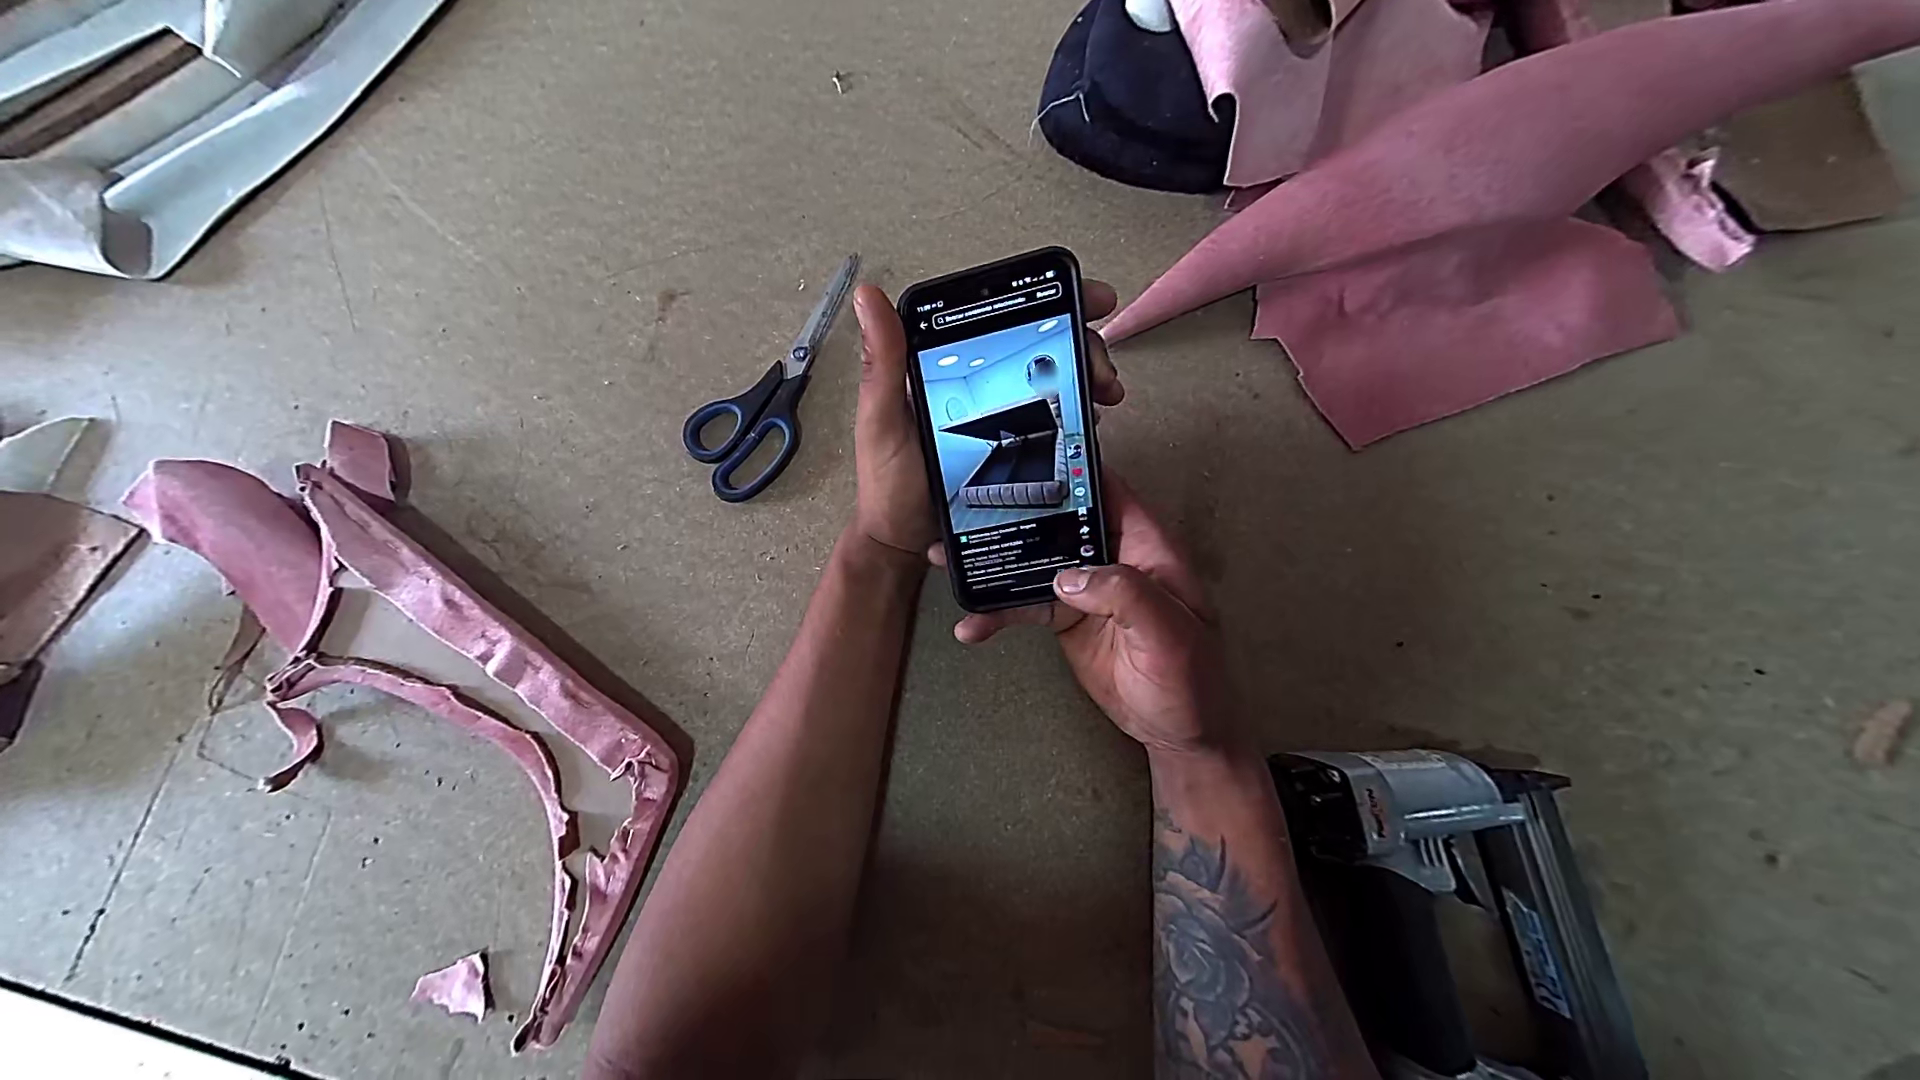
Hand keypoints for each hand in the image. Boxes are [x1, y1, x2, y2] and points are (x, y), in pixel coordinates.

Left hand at [848, 281, 1125, 559]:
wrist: (907, 540)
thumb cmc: (889, 486)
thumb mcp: (882, 422)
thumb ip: (883, 365)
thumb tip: (871, 299)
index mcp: (942, 368)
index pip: (997, 319)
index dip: (1046, 302)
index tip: (1086, 300)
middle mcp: (972, 384)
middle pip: (1036, 345)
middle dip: (1080, 345)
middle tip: (1100, 369)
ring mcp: (994, 413)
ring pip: (1049, 377)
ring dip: (1084, 374)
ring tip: (1103, 390)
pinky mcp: (1008, 442)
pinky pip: (1048, 415)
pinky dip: (1073, 408)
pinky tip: (1088, 414)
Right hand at [936, 473, 1234, 756]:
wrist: (1178, 732)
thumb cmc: (1193, 680)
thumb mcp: (1169, 634)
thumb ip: (1125, 596)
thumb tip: (1068, 576)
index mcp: (1147, 548)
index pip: (1108, 492)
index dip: (1074, 469)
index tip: (1032, 456)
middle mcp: (1112, 561)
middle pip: (1059, 523)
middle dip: (1016, 515)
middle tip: (968, 509)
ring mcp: (1087, 589)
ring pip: (1034, 563)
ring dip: (994, 563)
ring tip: (949, 560)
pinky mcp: (1066, 618)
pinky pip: (1025, 606)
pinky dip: (997, 613)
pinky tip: (973, 624)